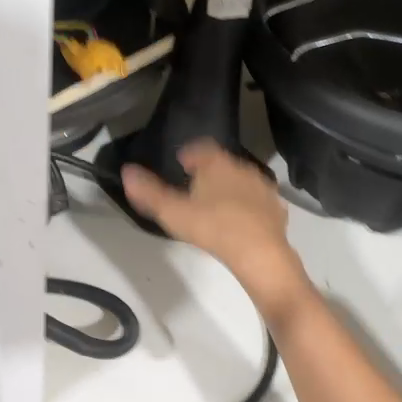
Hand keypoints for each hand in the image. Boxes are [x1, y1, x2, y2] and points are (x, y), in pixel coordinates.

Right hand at [121, 141, 311, 320]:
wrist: (259, 253)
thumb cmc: (212, 227)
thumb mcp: (173, 213)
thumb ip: (149, 193)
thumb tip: (126, 172)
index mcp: (216, 164)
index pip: (202, 147)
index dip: (190, 153)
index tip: (182, 163)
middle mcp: (242, 168)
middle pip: (223, 162)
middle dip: (210, 171)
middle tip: (194, 187)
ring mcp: (262, 187)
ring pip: (241, 180)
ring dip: (229, 188)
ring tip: (215, 206)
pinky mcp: (275, 208)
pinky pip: (257, 201)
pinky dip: (246, 206)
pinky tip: (238, 222)